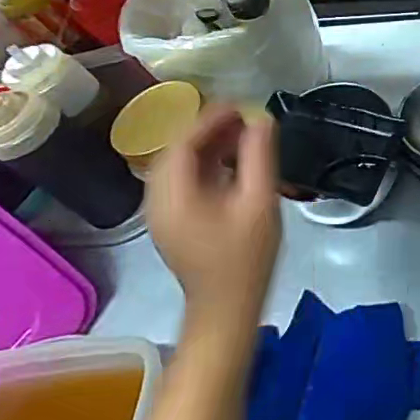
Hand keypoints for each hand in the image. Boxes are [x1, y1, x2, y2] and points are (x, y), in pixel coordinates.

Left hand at [145, 104, 281, 332]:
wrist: (225, 314)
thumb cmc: (244, 260)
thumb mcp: (259, 203)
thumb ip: (259, 156)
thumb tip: (261, 118)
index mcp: (173, 194)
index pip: (184, 141)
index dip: (211, 117)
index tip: (240, 105)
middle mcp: (157, 200)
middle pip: (178, 149)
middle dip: (211, 129)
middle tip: (244, 119)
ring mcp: (161, 213)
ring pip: (180, 164)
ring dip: (209, 146)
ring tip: (242, 137)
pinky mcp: (171, 222)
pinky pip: (183, 180)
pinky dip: (205, 165)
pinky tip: (232, 164)